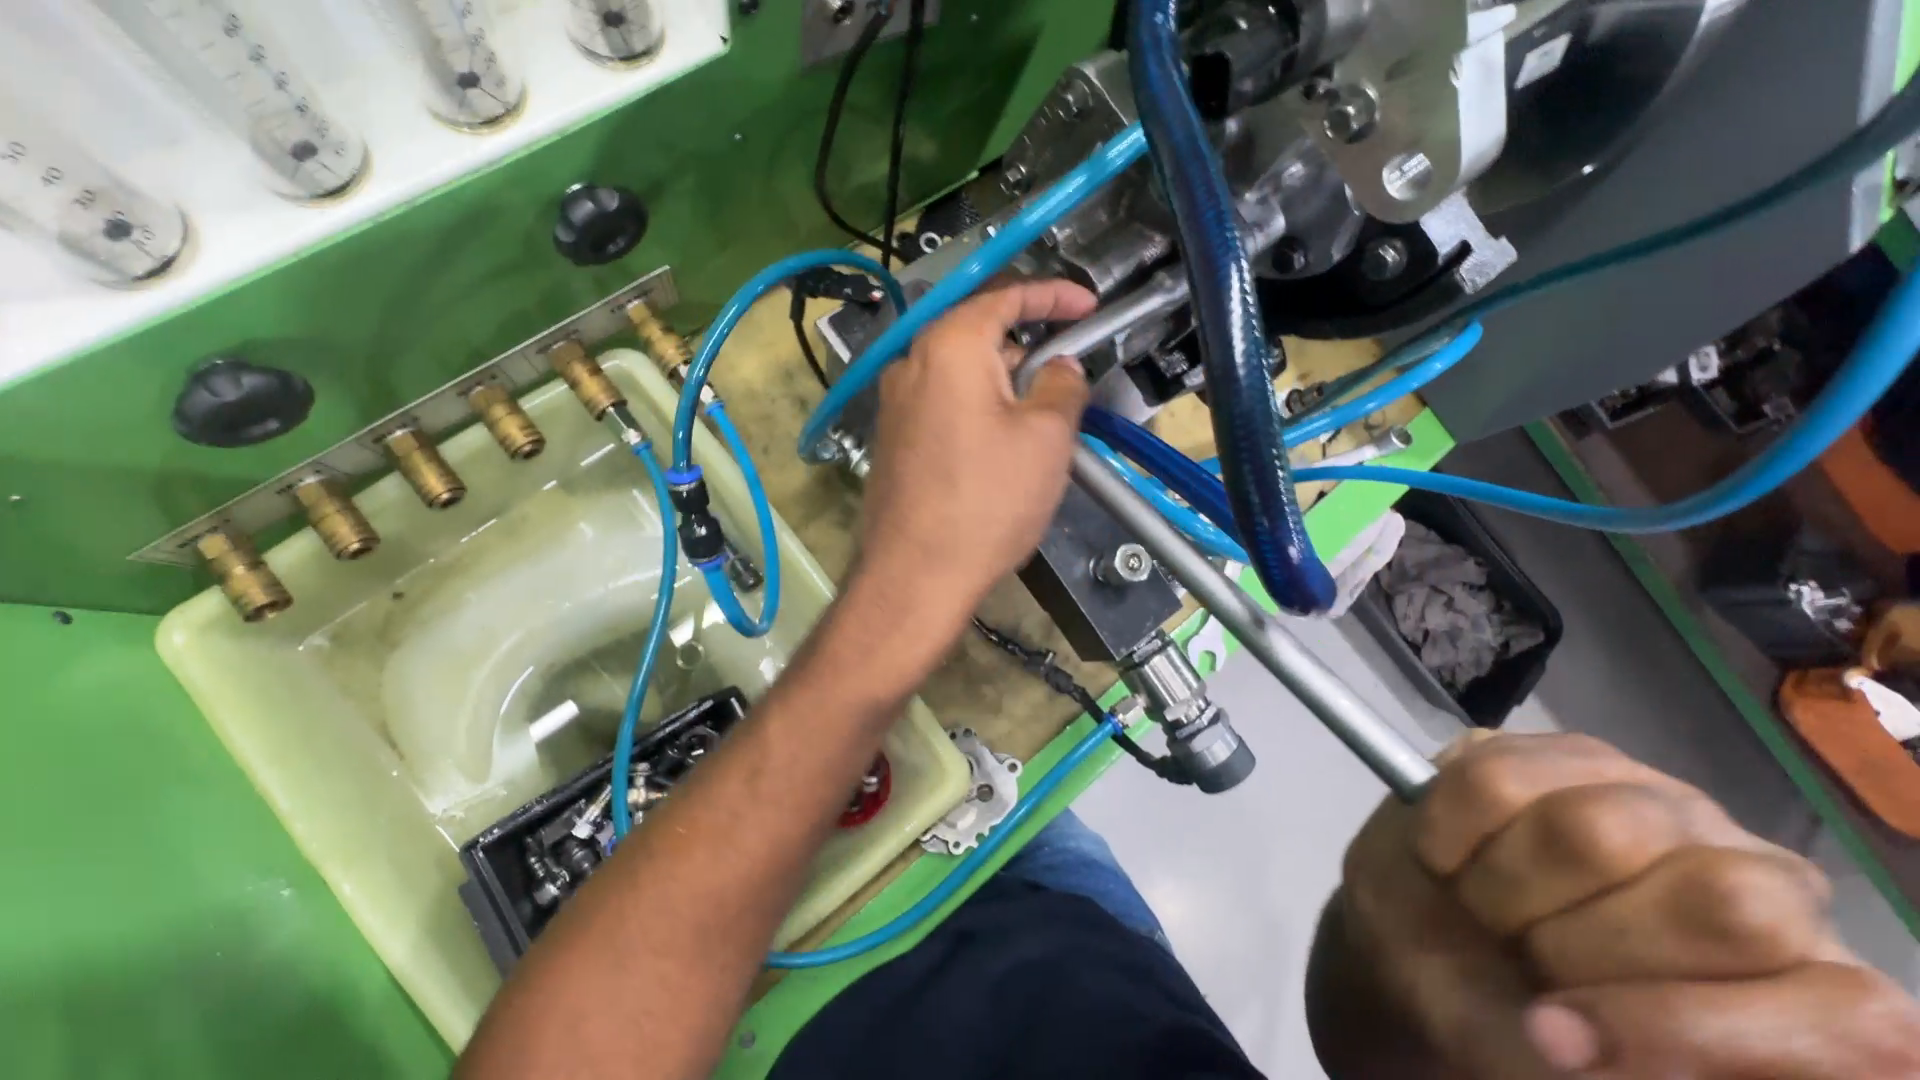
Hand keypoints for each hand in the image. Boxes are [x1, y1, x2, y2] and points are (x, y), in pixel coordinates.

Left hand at [854, 280, 1096, 621]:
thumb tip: (1060, 369)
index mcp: (949, 346)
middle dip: (1030, 351)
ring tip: (1040, 429)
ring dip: (1005, 387)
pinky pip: (944, 405)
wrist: (916, 576)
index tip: (1088, 305)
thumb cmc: (987, 500)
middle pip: (980, 335)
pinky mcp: (893, 440)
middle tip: (1069, 385)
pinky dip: (979, 411)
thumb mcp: (1047, 437)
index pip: (1006, 297)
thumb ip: (1063, 386)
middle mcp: (912, 363)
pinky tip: (1000, 453)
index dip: (1054, 295)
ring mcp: (895, 403)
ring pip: (963, 375)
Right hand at [1314, 732, 1919, 1078]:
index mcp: (1805, 1001)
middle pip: (1727, 903)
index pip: (1854, 1022)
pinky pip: (1495, 780)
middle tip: (1527, 959)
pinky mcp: (1565, 750)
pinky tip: (1452, 855)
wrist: (1414, 935)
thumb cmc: (1502, 1016)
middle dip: (1584, 945)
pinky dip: (1449, 832)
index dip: (1695, 1028)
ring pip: (1593, 830)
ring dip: (1503, 886)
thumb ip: (1596, 1070)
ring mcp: (1663, 801)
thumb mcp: (1541, 1070)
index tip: (1556, 1042)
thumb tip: (1557, 1036)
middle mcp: (1762, 886)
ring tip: (1487, 905)